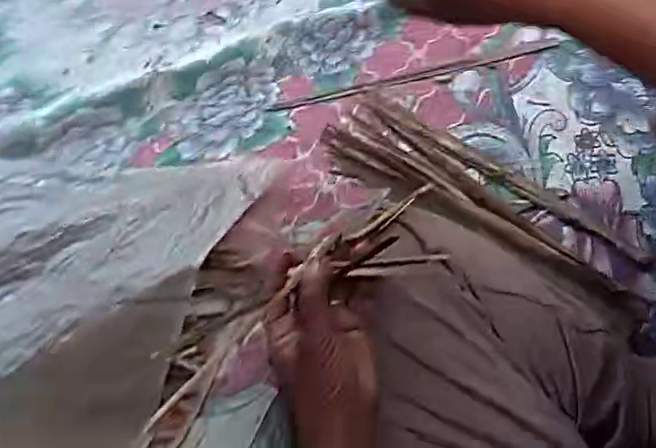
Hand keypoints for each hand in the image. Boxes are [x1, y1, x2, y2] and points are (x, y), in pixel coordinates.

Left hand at [265, 254, 376, 447]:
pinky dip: (367, 278)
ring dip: (350, 265)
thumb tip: (314, 259)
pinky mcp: (357, 326)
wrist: (350, 419)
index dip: (285, 271)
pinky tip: (374, 261)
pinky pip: (360, 296)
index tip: (293, 247)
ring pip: (339, 287)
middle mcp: (307, 323)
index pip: (281, 293)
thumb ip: (314, 296)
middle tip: (341, 236)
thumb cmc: (322, 384)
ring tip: (363, 242)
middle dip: (326, 261)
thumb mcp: (314, 337)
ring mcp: (333, 324)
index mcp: (285, 330)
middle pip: (313, 285)